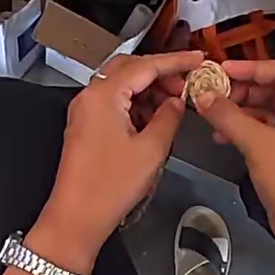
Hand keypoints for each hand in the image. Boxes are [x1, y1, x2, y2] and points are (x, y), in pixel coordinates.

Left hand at [26, 50, 202, 272]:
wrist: (77, 216)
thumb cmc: (109, 186)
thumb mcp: (151, 149)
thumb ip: (168, 117)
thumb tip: (176, 102)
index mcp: (103, 95)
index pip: (145, 65)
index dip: (175, 61)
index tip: (197, 58)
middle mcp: (89, 96)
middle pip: (130, 69)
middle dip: (160, 73)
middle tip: (187, 84)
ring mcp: (85, 111)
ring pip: (121, 85)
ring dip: (148, 90)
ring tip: (174, 104)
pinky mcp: (85, 126)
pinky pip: (113, 103)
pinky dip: (135, 104)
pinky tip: (154, 118)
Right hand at [192, 60, 274, 246]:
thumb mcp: (258, 145)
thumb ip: (228, 116)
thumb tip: (206, 97)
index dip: (252, 68)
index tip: (224, 71)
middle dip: (243, 90)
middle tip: (215, 92)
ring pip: (270, 111)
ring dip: (242, 111)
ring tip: (215, 113)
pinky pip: (269, 131)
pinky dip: (247, 129)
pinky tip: (226, 134)